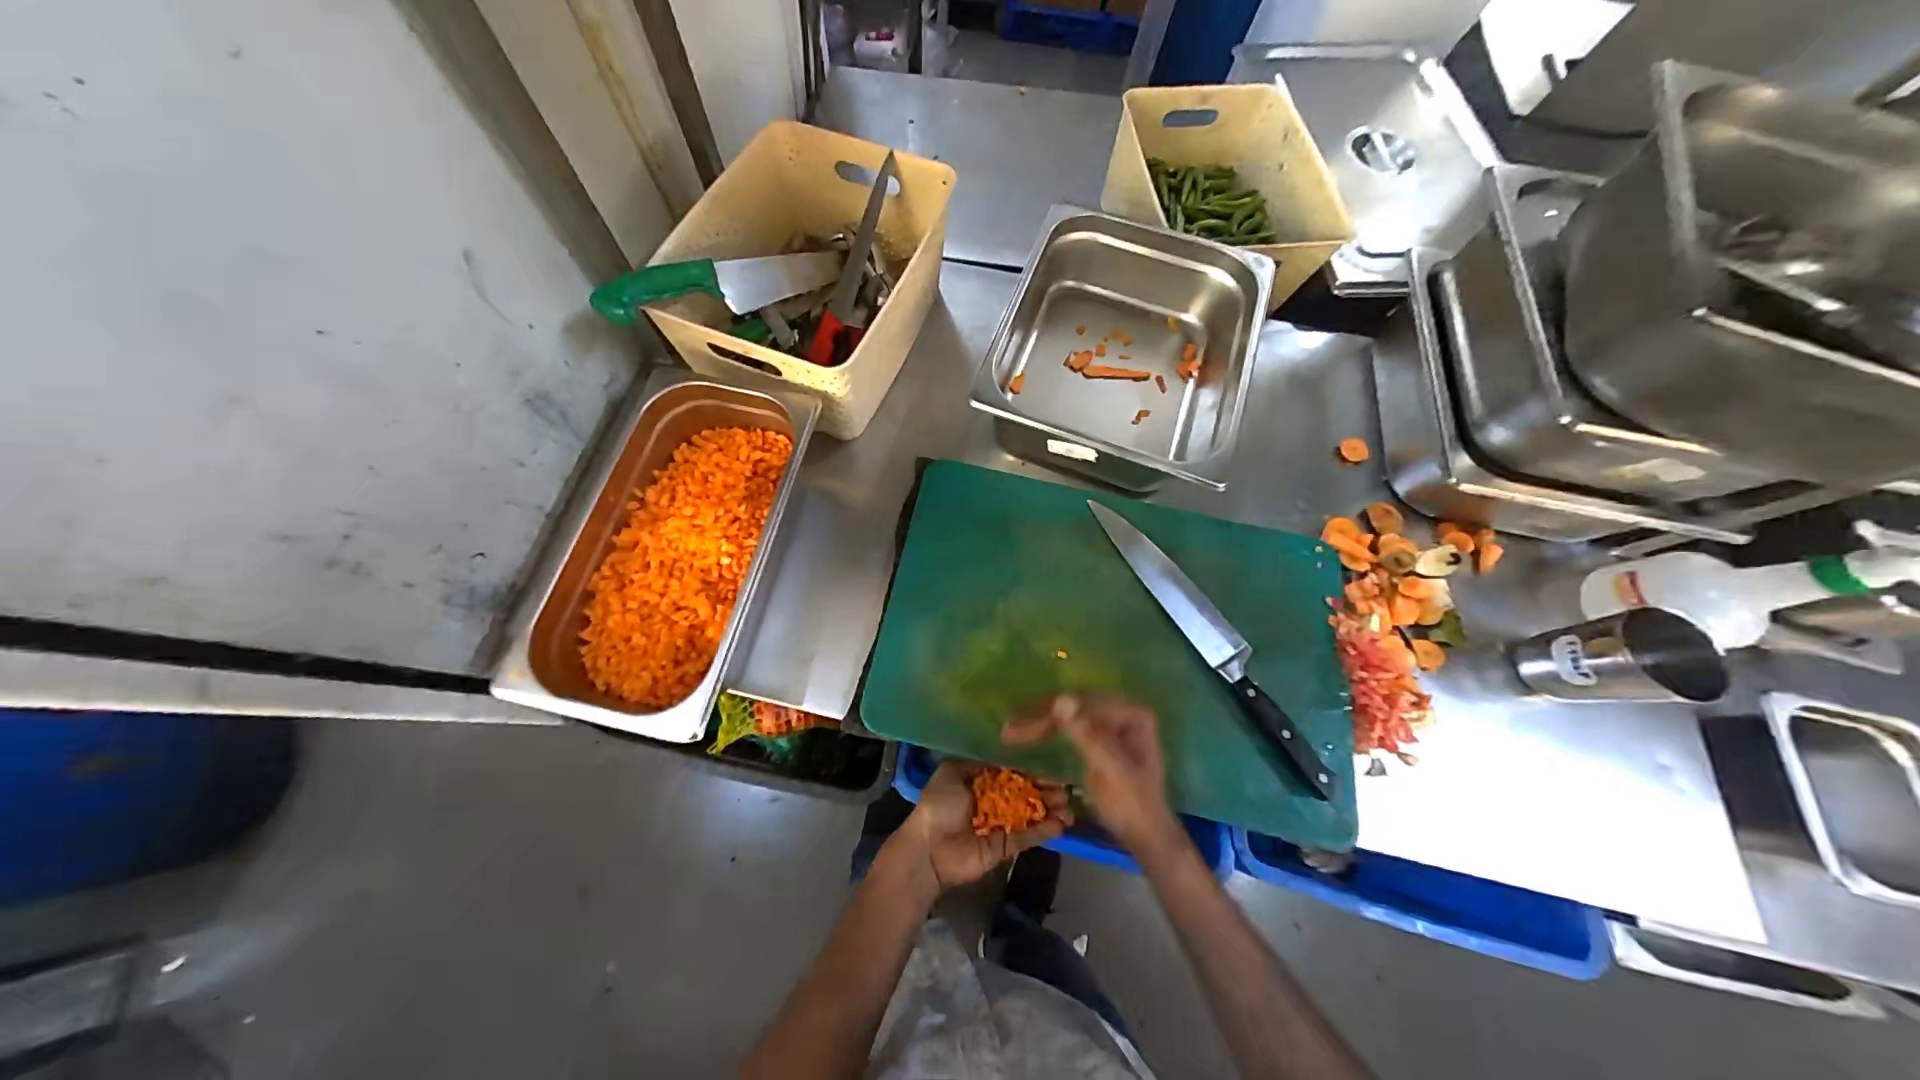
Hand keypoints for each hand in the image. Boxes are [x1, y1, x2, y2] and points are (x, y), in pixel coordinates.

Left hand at [895, 761, 1072, 891]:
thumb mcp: (953, 772)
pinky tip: (1061, 825)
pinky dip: (1045, 831)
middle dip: (1047, 789)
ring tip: (1068, 807)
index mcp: (982, 779)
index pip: (1014, 770)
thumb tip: (1008, 754)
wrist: (928, 848)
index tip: (1053, 766)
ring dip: (1052, 809)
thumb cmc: (939, 806)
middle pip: (1028, 791)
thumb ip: (981, 763)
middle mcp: (995, 799)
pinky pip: (1029, 837)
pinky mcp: (1007, 846)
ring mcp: (1003, 823)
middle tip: (1066, 788)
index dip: (1033, 768)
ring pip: (1033, 813)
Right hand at [1003, 693, 1182, 857]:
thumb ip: (1087, 734)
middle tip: (1008, 729)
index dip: (1048, 713)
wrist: (1147, 837)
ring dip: (1040, 724)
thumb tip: (1061, 699)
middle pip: (1074, 707)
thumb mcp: (1109, 769)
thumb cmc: (1133, 805)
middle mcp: (1123, 712)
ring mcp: (1112, 725)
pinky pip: (1070, 729)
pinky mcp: (1101, 740)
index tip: (1018, 725)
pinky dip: (1049, 733)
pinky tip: (1028, 735)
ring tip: (1010, 732)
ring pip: (1069, 717)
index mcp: (1132, 713)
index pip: (1083, 704)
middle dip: (1040, 718)